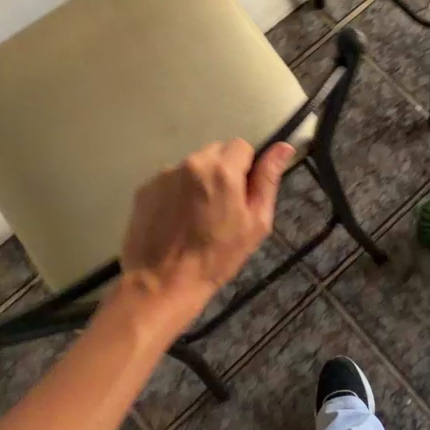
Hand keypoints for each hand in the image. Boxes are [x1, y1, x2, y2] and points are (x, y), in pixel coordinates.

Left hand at [112, 139, 293, 338]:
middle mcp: (192, 163)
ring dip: (198, 181)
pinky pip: (170, 180)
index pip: (241, 146)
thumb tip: (283, 146)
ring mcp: (165, 174)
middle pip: (215, 151)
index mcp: (222, 170)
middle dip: (222, 171)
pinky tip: (175, 219)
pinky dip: (176, 192)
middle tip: (220, 206)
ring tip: (195, 216)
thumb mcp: (255, 223)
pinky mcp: (145, 187)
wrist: (163, 283)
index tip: (240, 194)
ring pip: (192, 166)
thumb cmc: (217, 257)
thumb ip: (268, 180)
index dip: (245, 168)